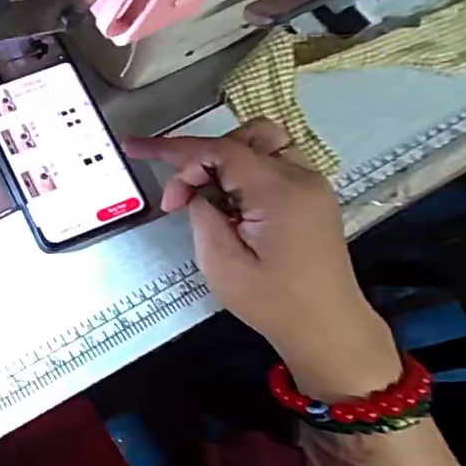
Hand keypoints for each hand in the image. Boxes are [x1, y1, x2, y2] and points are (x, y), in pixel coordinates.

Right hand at [126, 118, 400, 399]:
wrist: (326, 328)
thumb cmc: (273, 303)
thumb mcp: (221, 263)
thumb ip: (202, 214)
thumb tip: (196, 191)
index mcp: (279, 192)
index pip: (221, 150)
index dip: (175, 149)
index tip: (138, 150)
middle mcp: (301, 178)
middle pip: (244, 137)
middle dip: (203, 156)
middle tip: (181, 197)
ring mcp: (311, 186)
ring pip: (261, 144)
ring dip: (225, 160)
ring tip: (204, 197)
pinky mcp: (312, 198)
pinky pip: (273, 165)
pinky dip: (243, 173)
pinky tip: (228, 205)